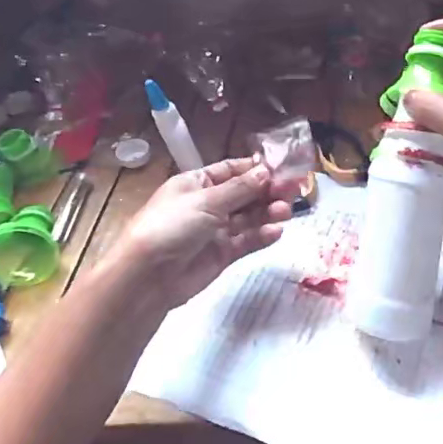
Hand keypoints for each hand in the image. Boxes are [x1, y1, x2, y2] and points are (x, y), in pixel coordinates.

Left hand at [109, 157, 291, 306]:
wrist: (148, 275)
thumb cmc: (172, 225)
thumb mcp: (206, 200)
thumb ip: (240, 189)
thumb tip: (266, 171)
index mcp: (196, 183)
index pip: (231, 171)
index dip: (255, 169)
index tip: (282, 168)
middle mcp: (207, 204)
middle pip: (244, 194)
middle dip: (267, 191)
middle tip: (294, 190)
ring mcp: (214, 231)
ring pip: (248, 218)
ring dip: (267, 213)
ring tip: (286, 211)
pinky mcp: (221, 255)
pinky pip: (245, 242)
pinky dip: (261, 236)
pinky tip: (276, 231)